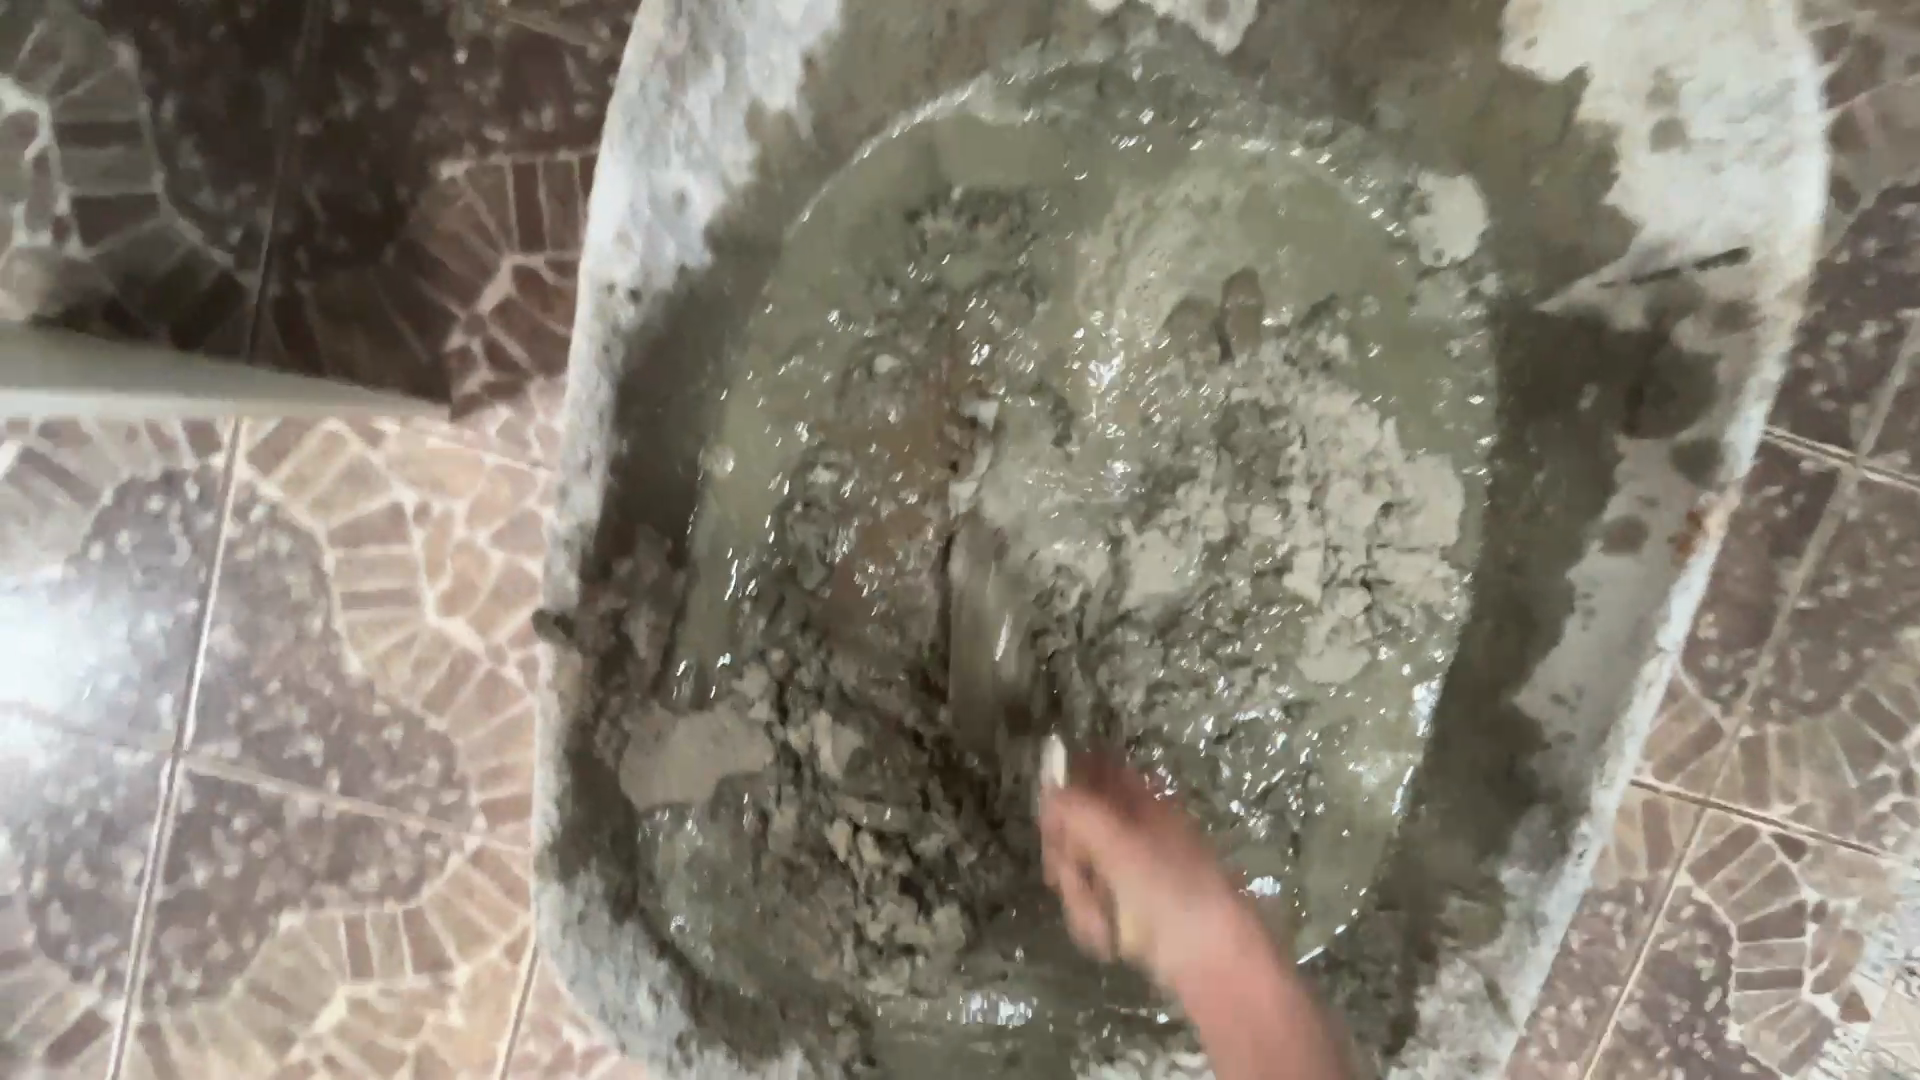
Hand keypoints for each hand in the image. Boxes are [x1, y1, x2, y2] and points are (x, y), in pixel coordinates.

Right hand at [1037, 754, 1264, 990]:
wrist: (1214, 964)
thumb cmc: (1170, 893)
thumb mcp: (1120, 844)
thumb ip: (1079, 809)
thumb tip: (1049, 787)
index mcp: (1142, 804)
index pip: (1095, 776)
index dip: (1067, 790)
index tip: (1050, 820)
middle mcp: (1136, 832)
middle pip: (1078, 825)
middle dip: (1066, 855)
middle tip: (1065, 876)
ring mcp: (1132, 872)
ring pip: (1080, 867)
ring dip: (1079, 895)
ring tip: (1098, 920)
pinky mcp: (1129, 908)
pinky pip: (1091, 901)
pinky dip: (1092, 920)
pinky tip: (1105, 939)